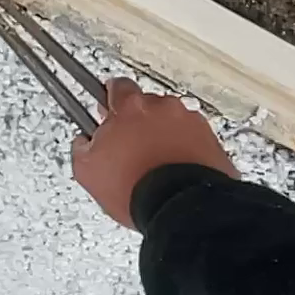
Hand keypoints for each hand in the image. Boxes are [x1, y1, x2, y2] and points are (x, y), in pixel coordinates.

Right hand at [71, 77, 237, 228]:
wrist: (181, 209)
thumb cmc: (136, 187)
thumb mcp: (87, 170)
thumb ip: (82, 146)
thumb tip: (83, 141)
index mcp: (130, 106)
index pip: (117, 86)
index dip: (111, 99)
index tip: (107, 110)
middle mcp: (163, 107)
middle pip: (146, 105)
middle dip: (138, 122)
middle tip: (129, 146)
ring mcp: (191, 123)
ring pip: (171, 123)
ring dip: (163, 136)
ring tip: (155, 165)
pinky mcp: (213, 143)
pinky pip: (194, 141)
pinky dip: (185, 151)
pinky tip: (174, 173)